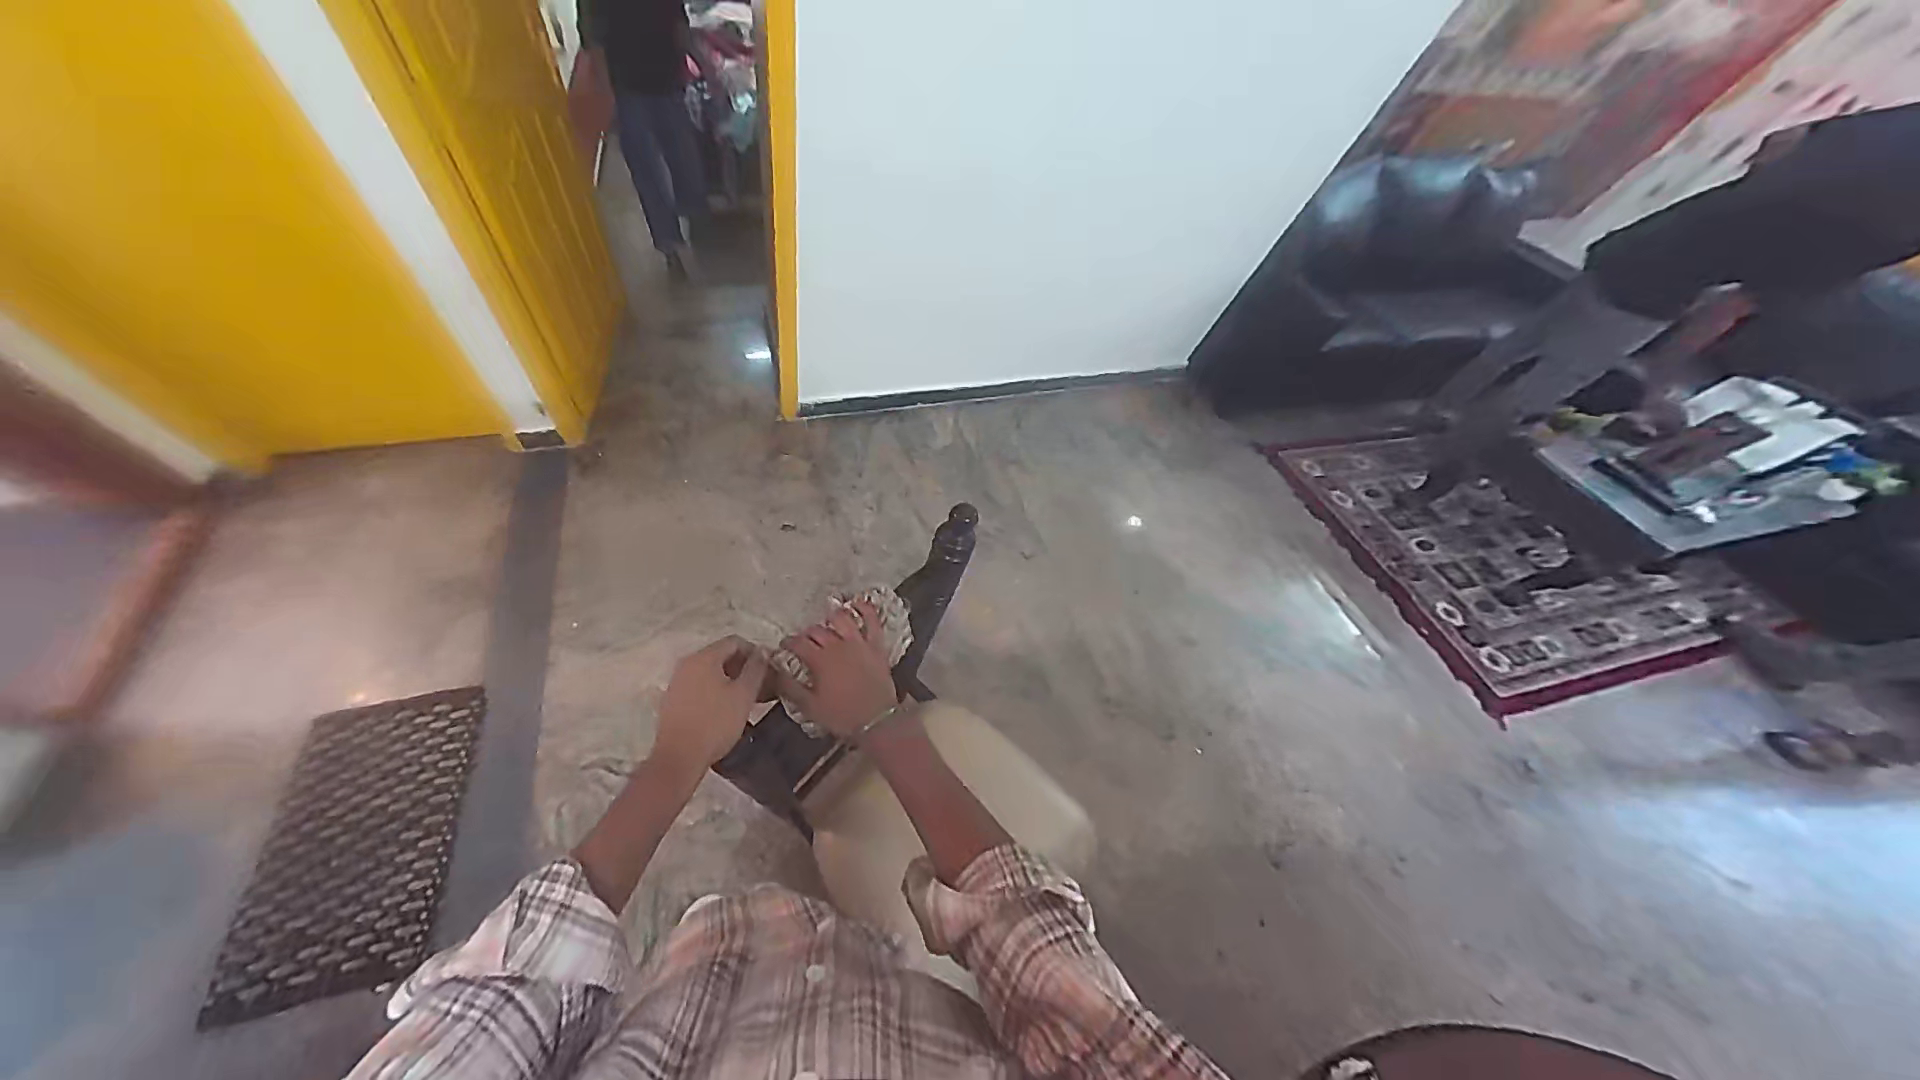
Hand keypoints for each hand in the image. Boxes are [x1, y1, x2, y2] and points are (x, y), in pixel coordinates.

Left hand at [651, 637, 767, 775]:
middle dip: (743, 666)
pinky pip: (699, 685)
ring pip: (709, 671)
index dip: (755, 652)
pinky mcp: (672, 700)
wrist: (679, 758)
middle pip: (720, 654)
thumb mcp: (744, 694)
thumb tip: (762, 652)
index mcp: (704, 657)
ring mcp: (677, 682)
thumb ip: (756, 668)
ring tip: (745, 699)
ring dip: (730, 679)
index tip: (768, 670)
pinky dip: (715, 690)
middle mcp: (687, 663)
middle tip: (760, 685)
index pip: (735, 641)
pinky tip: (725, 709)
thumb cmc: (716, 723)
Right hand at [775, 600, 899, 738]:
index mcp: (820, 660)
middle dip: (807, 634)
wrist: (877, 721)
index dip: (788, 643)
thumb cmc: (842, 716)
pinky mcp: (876, 645)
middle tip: (805, 641)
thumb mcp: (810, 707)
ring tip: (827, 621)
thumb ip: (791, 688)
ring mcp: (859, 643)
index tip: (784, 647)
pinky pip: (872, 621)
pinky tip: (857, 604)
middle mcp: (838, 645)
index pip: (798, 643)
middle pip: (817, 630)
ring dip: (831, 617)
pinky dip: (865, 609)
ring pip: (842, 619)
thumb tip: (776, 672)